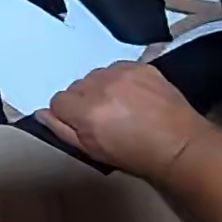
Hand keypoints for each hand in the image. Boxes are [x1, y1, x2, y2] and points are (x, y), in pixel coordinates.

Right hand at [36, 61, 212, 180]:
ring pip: (95, 75)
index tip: (83, 124)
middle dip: (85, 100)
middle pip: (76, 86)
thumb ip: (62, 130)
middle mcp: (102, 87)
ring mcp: (123, 74)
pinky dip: (120, 80)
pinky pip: (117, 68)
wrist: (179, 146)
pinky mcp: (141, 67)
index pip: (58, 101)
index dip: (68, 114)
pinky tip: (133, 96)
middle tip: (105, 117)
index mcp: (87, 112)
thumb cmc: (135, 155)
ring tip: (120, 106)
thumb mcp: (92, 151)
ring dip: (101, 88)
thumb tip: (42, 114)